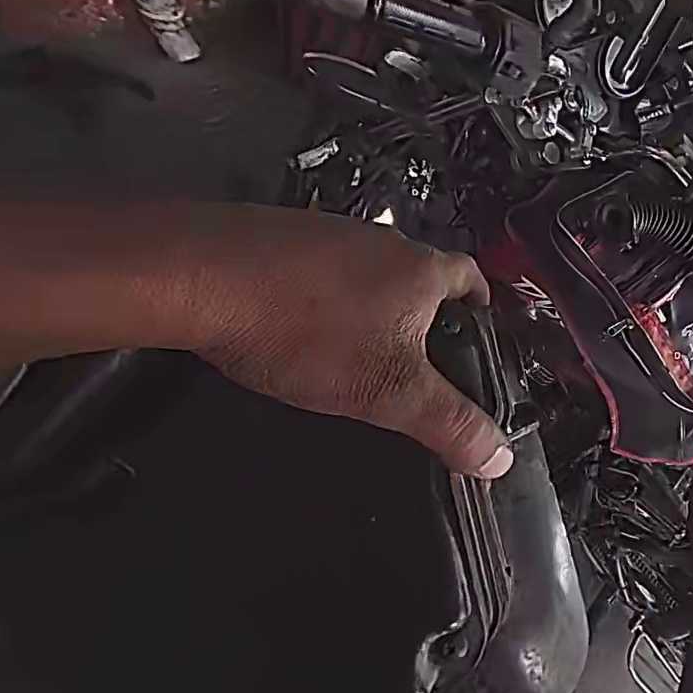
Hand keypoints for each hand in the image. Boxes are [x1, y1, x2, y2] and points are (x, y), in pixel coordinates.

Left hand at [185, 210, 512, 477]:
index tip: (480, 326)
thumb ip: (450, 425)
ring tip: (357, 348)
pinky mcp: (279, 239)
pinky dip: (322, 298)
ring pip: (367, 274)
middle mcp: (379, 242)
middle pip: (419, 275)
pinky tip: (301, 329)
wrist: (195, 276)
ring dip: (372, 305)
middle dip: (424, 313)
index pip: (472, 278)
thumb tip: (497, 457)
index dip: (481, 304)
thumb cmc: (300, 326)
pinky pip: (318, 271)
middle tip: (417, 354)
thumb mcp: (389, 392)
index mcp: (419, 271)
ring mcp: (327, 235)